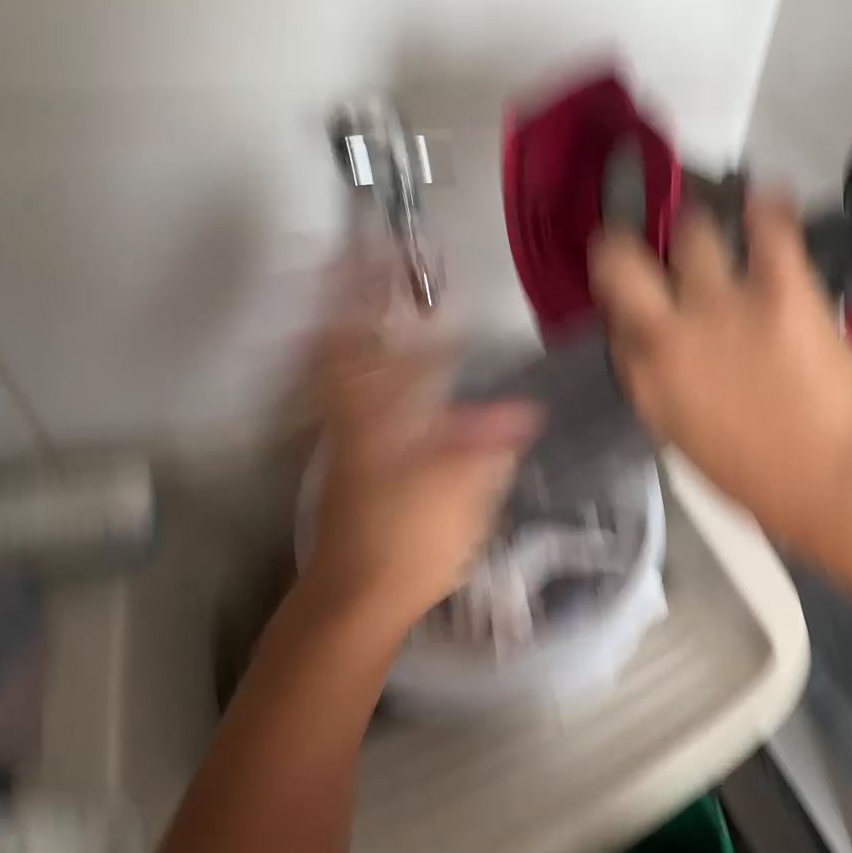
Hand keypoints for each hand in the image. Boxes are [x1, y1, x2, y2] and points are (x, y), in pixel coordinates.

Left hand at [300, 274, 540, 633]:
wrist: (355, 599)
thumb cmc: (409, 544)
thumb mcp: (462, 495)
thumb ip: (489, 446)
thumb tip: (525, 411)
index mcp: (380, 423)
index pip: (393, 352)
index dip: (409, 309)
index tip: (423, 270)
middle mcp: (351, 420)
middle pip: (338, 345)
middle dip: (347, 295)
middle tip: (355, 253)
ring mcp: (340, 438)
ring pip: (326, 366)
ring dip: (332, 321)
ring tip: (338, 285)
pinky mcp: (341, 457)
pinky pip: (330, 393)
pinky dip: (334, 361)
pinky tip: (356, 359)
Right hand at [589, 195, 851, 546]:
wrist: (831, 478)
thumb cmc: (760, 476)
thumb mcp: (688, 440)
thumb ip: (666, 388)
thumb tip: (666, 354)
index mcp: (647, 380)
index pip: (617, 320)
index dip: (630, 305)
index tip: (644, 299)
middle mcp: (671, 333)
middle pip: (623, 261)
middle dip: (628, 245)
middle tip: (645, 240)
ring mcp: (725, 305)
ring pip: (694, 233)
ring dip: (702, 229)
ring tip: (721, 227)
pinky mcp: (781, 287)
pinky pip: (768, 225)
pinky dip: (768, 207)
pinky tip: (768, 199)